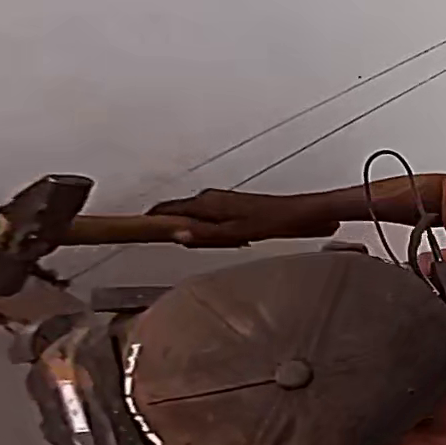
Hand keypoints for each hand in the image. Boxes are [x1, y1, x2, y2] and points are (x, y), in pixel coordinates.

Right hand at [146, 189, 338, 247]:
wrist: (303, 213)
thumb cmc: (275, 219)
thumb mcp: (237, 232)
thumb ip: (206, 234)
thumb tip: (177, 234)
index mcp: (205, 202)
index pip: (164, 210)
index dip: (151, 222)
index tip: (143, 233)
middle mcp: (210, 199)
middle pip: (181, 215)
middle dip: (184, 231)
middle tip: (198, 245)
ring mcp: (223, 202)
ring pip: (199, 219)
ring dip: (205, 232)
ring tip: (225, 242)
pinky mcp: (236, 207)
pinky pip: (216, 220)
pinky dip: (219, 231)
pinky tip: (235, 238)